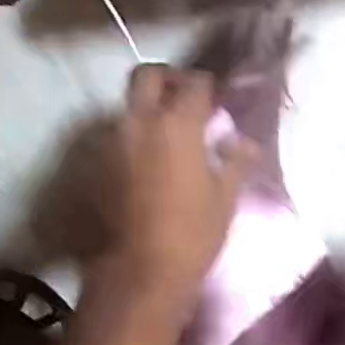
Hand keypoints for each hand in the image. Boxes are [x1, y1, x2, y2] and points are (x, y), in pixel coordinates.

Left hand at [97, 64, 249, 302]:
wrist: (142, 268)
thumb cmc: (194, 234)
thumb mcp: (225, 200)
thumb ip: (234, 163)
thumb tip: (246, 143)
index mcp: (177, 127)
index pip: (194, 86)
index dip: (209, 85)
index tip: (219, 94)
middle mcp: (139, 122)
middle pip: (148, 76)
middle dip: (170, 79)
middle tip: (189, 97)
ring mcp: (113, 139)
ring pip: (131, 106)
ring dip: (153, 110)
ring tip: (174, 137)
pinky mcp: (98, 161)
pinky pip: (120, 134)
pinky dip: (139, 137)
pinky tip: (155, 162)